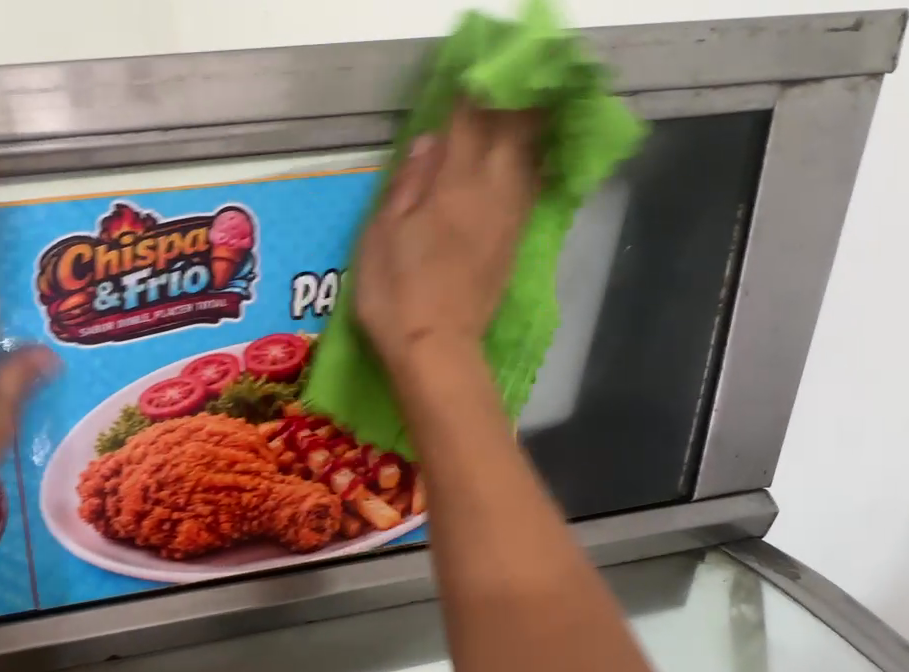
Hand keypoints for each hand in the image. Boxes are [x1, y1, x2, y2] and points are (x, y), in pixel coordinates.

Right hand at [356, 103, 540, 373]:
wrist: (435, 349)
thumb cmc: (395, 294)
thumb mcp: (380, 237)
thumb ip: (406, 186)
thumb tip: (428, 143)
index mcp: (454, 183)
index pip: (467, 121)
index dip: (465, 98)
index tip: (459, 85)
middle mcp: (492, 189)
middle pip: (512, 129)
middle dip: (503, 107)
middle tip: (487, 100)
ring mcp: (509, 216)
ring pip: (527, 155)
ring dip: (520, 131)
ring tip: (506, 122)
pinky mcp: (514, 241)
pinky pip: (528, 186)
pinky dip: (524, 165)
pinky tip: (514, 166)